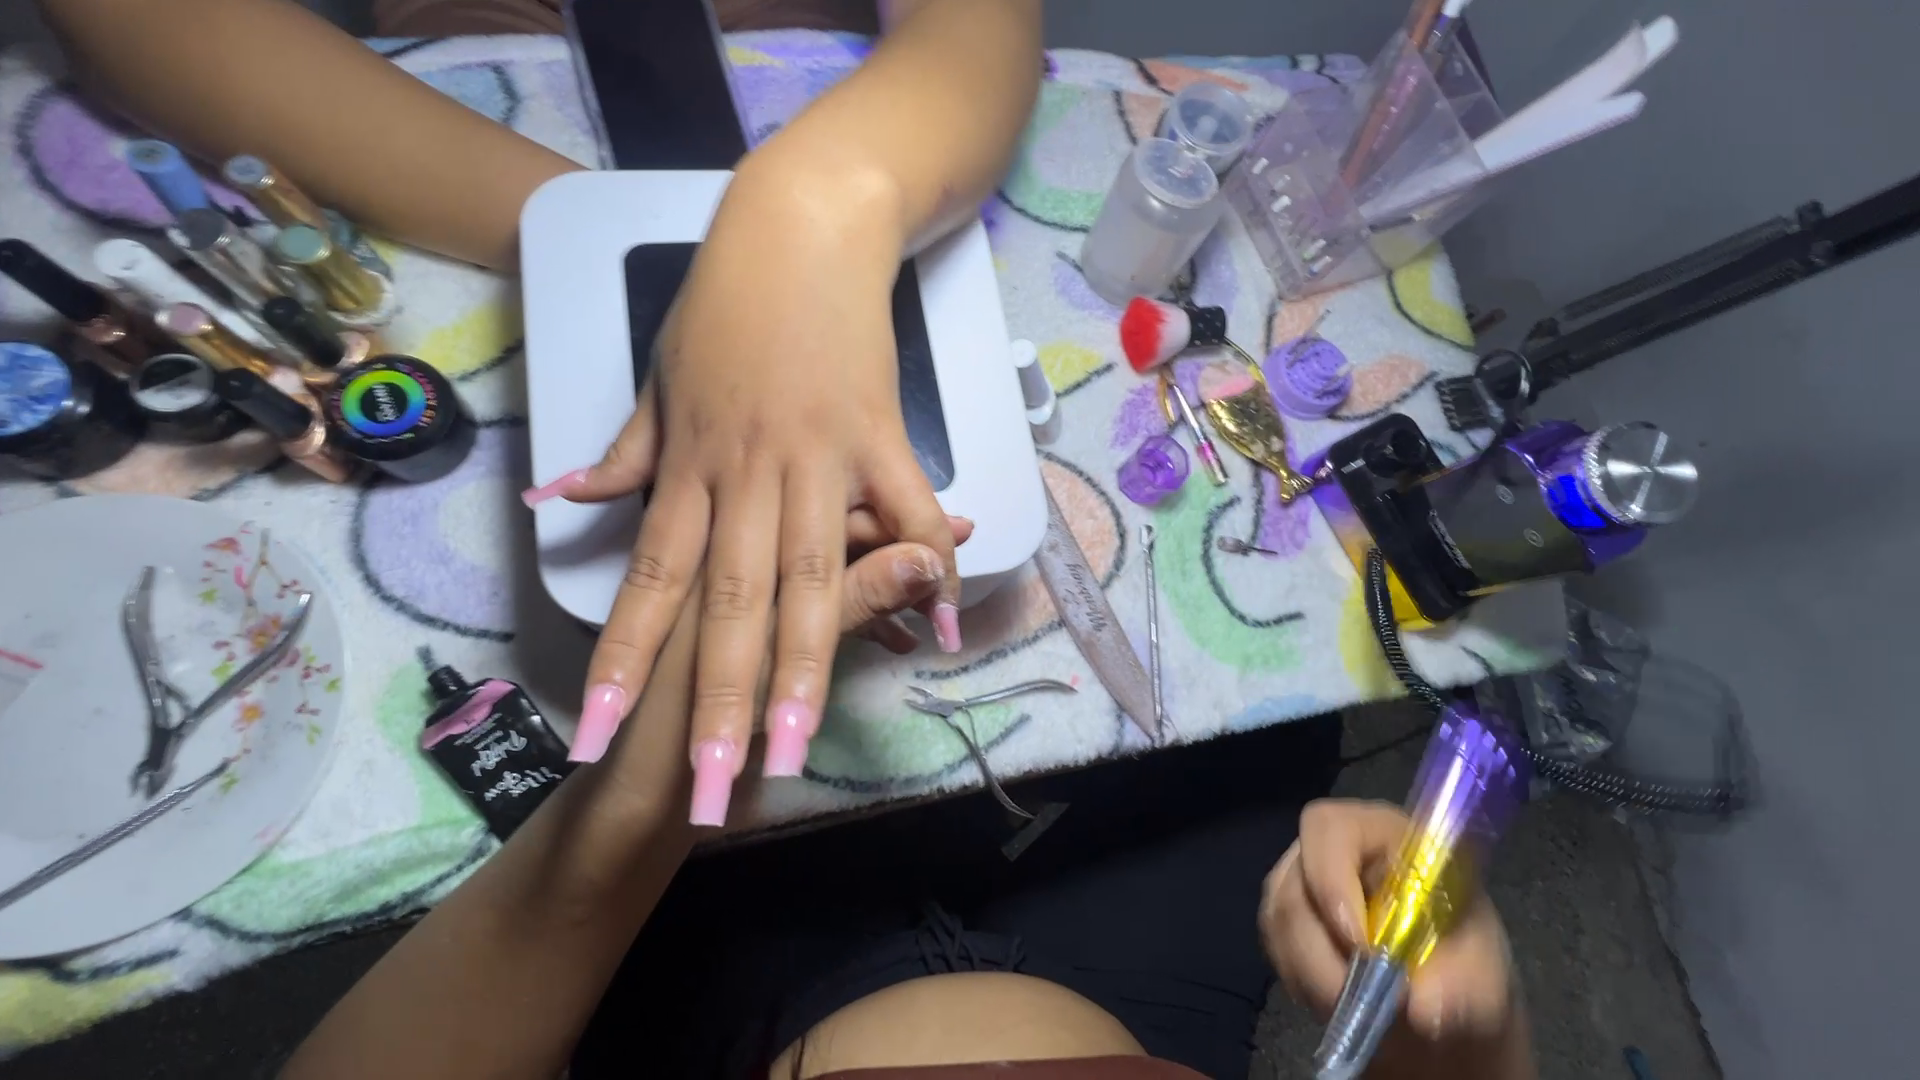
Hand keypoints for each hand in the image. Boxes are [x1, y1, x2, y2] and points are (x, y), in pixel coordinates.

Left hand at [521, 165, 960, 825]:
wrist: (797, 230)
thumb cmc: (725, 306)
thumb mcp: (663, 379)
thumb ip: (626, 453)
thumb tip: (561, 499)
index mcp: (691, 467)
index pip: (649, 579)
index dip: (621, 660)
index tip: (596, 741)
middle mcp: (747, 475)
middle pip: (729, 600)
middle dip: (718, 700)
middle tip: (708, 789)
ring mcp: (816, 458)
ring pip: (809, 574)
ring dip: (805, 662)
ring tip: (797, 745)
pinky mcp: (879, 438)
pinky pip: (906, 510)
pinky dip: (927, 565)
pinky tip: (938, 630)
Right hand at [1259, 800, 1516, 1043]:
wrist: (1443, 997)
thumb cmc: (1467, 968)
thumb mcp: (1486, 978)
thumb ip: (1465, 988)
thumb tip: (1426, 1011)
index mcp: (1383, 833)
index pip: (1330, 828)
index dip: (1331, 878)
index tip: (1360, 946)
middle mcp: (1331, 847)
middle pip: (1295, 883)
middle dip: (1323, 953)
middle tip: (1362, 1005)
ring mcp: (1300, 878)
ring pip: (1279, 920)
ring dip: (1315, 976)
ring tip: (1361, 1009)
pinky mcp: (1285, 915)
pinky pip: (1274, 946)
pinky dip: (1303, 983)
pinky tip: (1340, 1001)